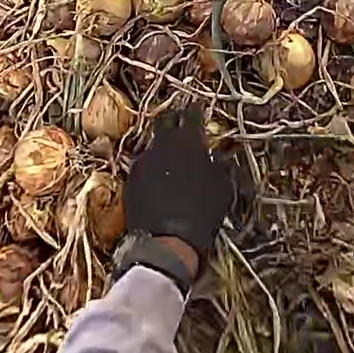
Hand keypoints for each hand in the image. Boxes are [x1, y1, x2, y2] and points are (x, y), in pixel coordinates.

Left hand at [124, 108, 233, 262]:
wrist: (168, 242)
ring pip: (153, 143)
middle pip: (165, 120)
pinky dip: (151, 165)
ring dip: (162, 145)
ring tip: (171, 156)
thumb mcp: (222, 187)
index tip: (199, 112)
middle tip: (182, 126)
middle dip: (174, 119)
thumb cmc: (203, 212)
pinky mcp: (130, 178)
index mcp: (187, 140)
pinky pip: (143, 164)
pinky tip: (158, 178)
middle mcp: (163, 143)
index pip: (192, 114)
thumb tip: (220, 154)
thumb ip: (221, 164)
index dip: (197, 111)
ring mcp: (143, 160)